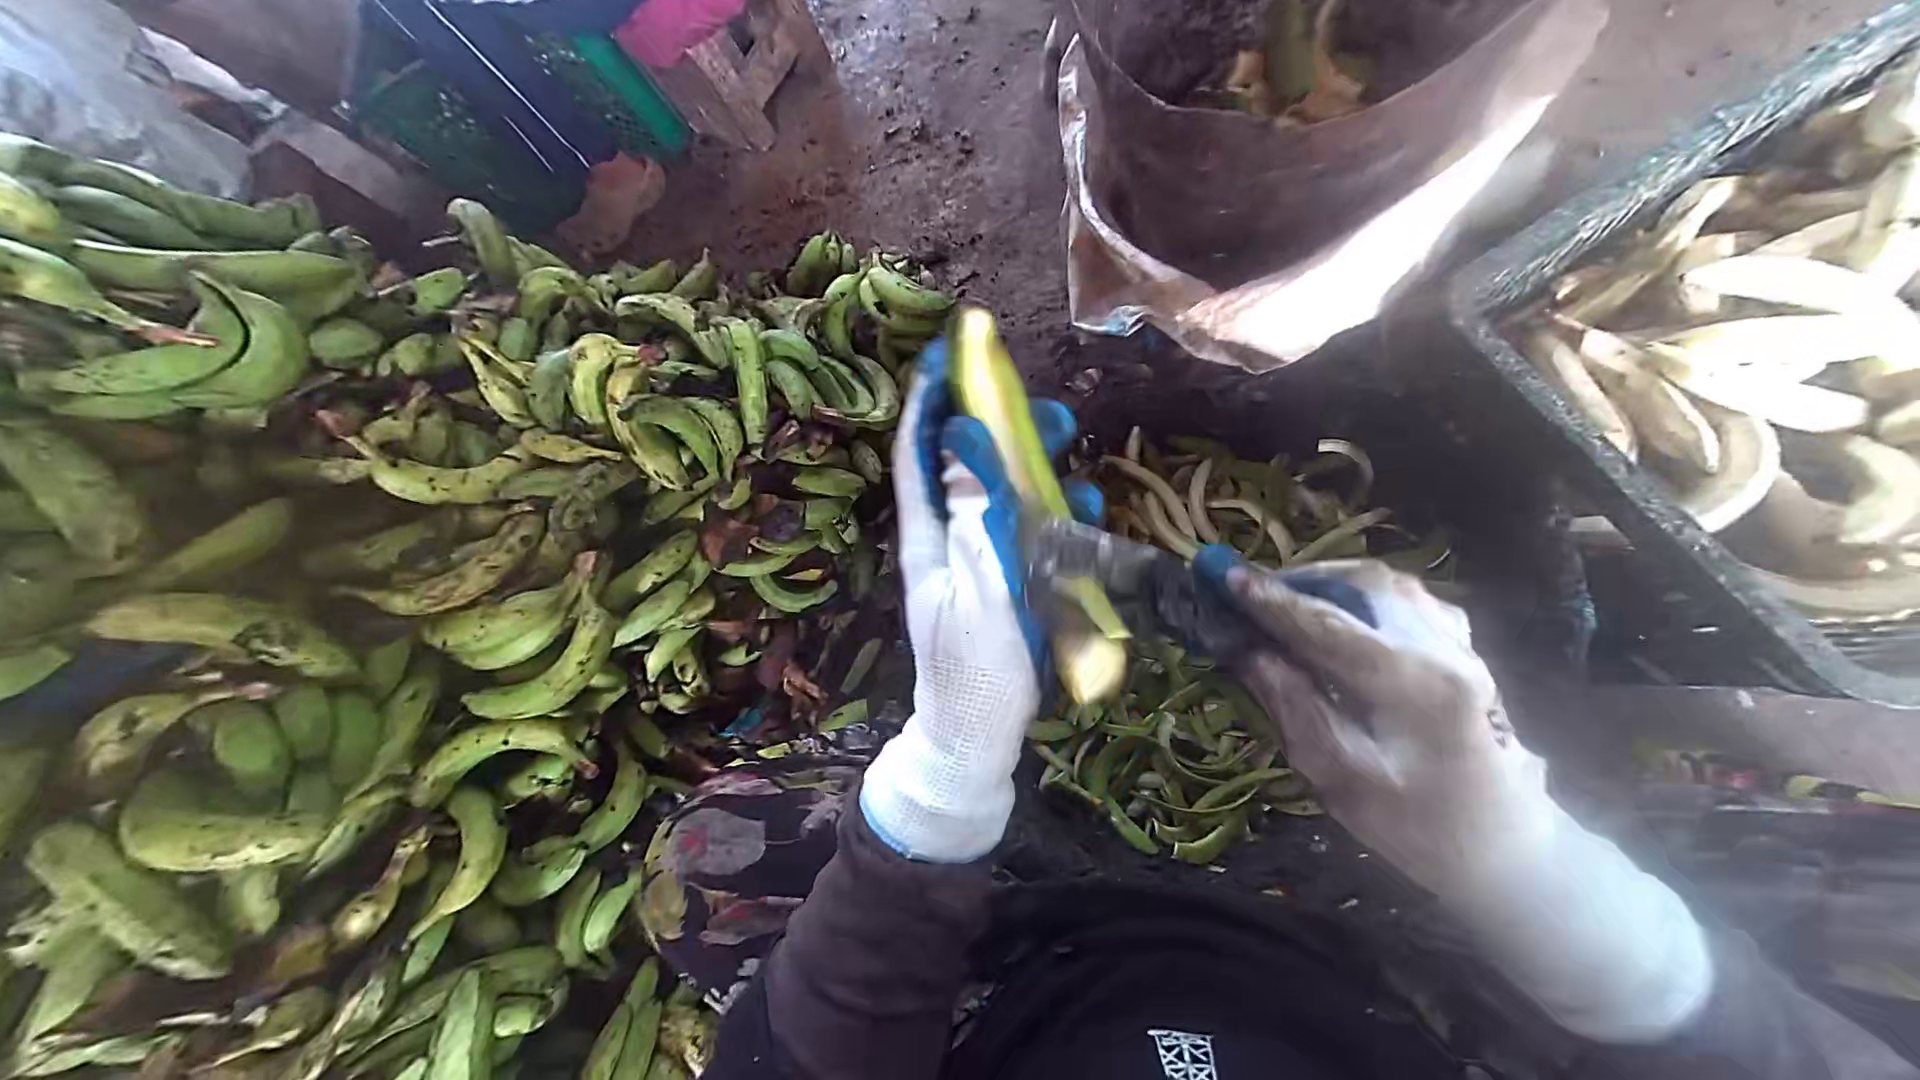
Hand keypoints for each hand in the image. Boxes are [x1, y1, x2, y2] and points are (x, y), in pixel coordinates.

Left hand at [859, 337, 1092, 862]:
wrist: (979, 733)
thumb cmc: (972, 675)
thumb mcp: (975, 601)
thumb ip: (975, 528)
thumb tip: (967, 451)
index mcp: (928, 537)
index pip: (919, 455)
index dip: (928, 404)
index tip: (945, 357)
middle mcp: (951, 537)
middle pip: (968, 464)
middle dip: (999, 426)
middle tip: (1042, 408)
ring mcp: (983, 556)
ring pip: (1006, 490)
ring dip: (1036, 462)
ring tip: (1073, 446)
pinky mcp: (1012, 576)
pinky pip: (1034, 525)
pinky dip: (1058, 506)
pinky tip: (1086, 505)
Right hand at [1195, 550, 1714, 1042]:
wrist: (1509, 850)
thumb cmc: (1419, 827)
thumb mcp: (1341, 778)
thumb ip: (1294, 706)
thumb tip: (1247, 651)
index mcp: (1416, 686)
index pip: (1326, 625)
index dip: (1268, 600)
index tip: (1221, 573)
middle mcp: (1443, 649)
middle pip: (1364, 584)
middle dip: (1299, 579)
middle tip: (1250, 592)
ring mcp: (1459, 643)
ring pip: (1386, 582)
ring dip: (1328, 580)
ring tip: (1284, 599)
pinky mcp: (1460, 647)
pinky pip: (1404, 597)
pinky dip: (1358, 592)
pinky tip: (1336, 610)